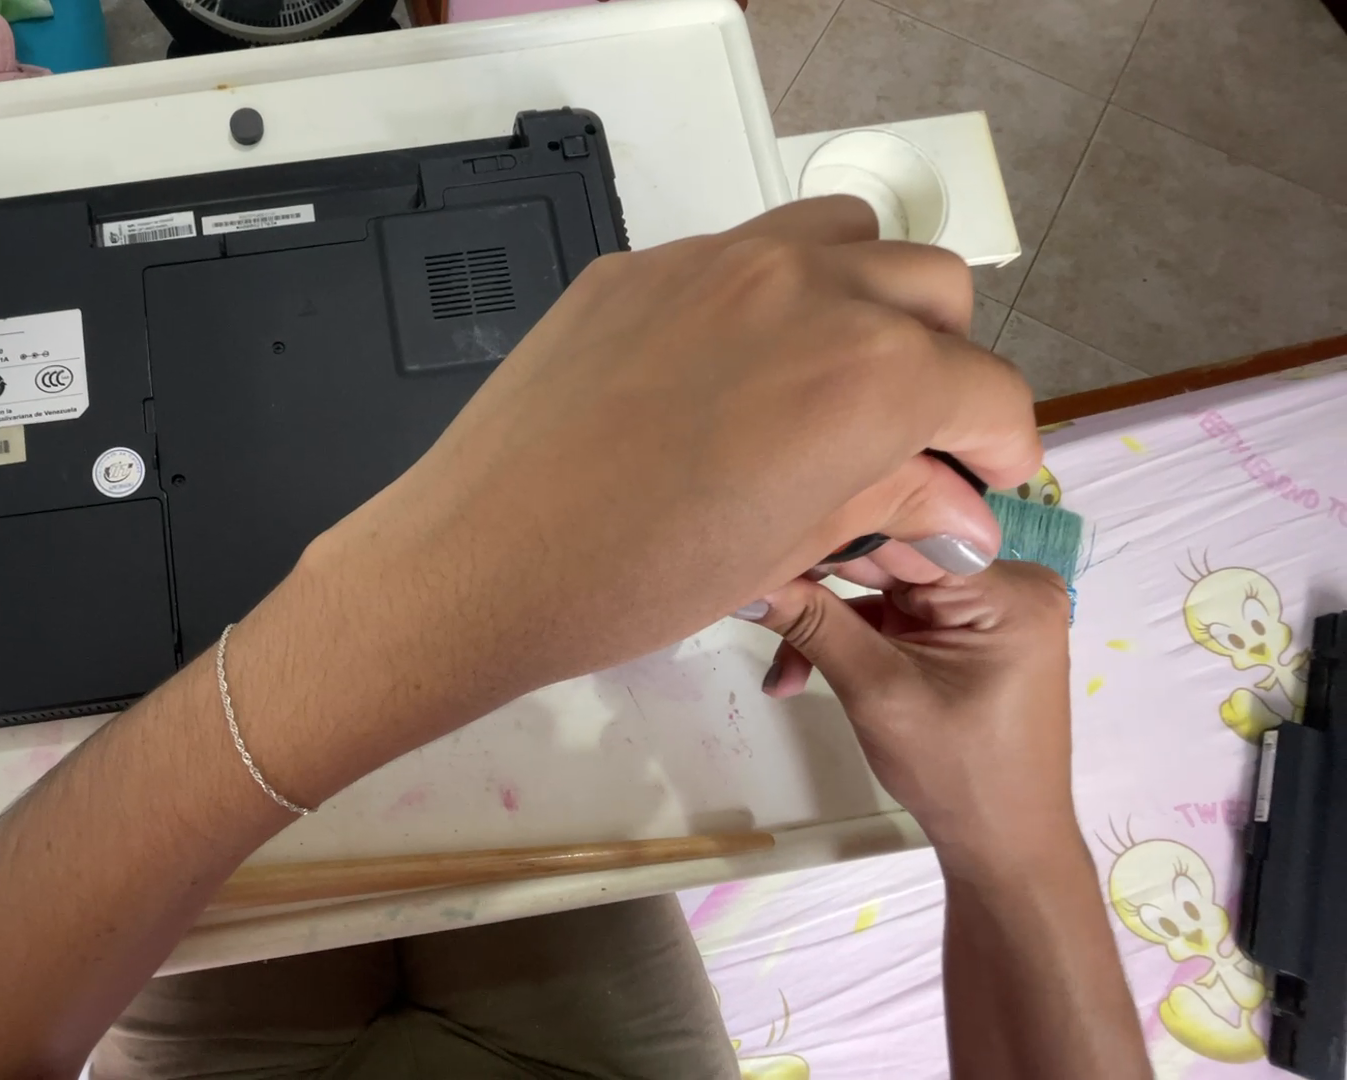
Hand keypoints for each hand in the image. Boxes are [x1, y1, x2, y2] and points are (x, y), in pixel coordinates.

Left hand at [266, 196, 1040, 785]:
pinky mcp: (627, 270)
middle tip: (892, 430)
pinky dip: (750, 302)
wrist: (477, 559)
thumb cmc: (626, 586)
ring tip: (813, 377)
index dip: (996, 443)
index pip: (985, 387)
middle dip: (935, 361)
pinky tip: (706, 371)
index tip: (978, 478)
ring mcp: (703, 263)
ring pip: (833, 241)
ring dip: (854, 300)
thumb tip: (956, 497)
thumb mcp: (776, 555)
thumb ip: (880, 499)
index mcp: (867, 374)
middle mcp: (800, 287)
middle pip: (927, 289)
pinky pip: (724, 261)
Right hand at [745, 561, 1076, 867]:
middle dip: (814, 598)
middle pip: (882, 564)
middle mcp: (1001, 583)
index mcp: (1005, 589)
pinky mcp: (958, 630)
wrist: (1000, 841)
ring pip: (873, 593)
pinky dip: (842, 643)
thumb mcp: (874, 689)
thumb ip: (812, 623)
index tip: (761, 562)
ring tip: (781, 677)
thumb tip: (745, 581)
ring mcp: (980, 608)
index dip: (823, 544)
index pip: (897, 537)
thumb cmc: (955, 769)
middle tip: (753, 610)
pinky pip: (884, 617)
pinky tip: (802, 674)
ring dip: (820, 630)